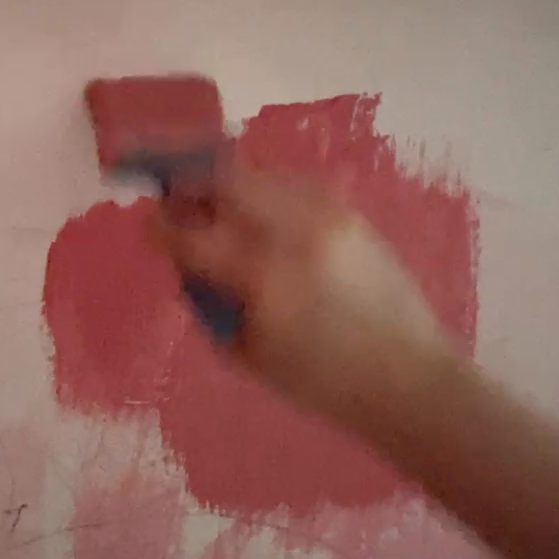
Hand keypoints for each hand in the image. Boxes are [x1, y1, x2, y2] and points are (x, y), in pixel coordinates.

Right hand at [147, 168, 464, 424]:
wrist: (411, 380)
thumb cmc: (320, 383)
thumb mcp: (244, 352)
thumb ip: (208, 299)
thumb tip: (186, 260)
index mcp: (264, 278)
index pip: (193, 235)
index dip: (161, 226)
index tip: (148, 224)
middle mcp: (295, 233)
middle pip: (225, 182)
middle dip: (192, 186)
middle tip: (178, 202)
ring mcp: (328, 217)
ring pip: (259, 175)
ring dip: (228, 187)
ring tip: (218, 207)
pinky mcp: (350, 214)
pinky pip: (292, 186)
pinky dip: (265, 193)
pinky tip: (260, 214)